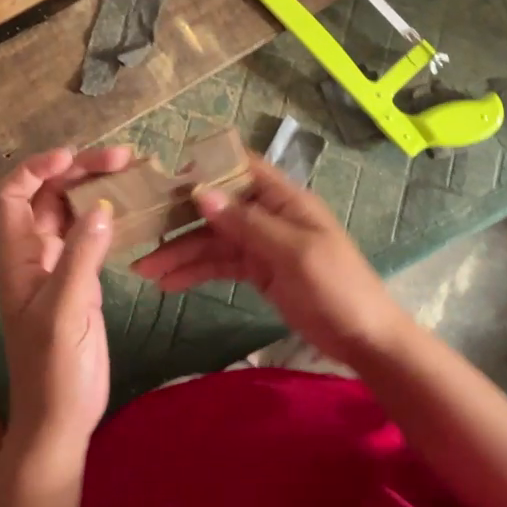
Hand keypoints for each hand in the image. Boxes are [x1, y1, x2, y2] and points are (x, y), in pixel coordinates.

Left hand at [0, 145, 132, 444]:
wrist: (60, 421)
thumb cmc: (54, 372)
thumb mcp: (66, 314)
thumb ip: (81, 259)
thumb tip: (102, 207)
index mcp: (19, 258)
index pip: (14, 195)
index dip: (36, 168)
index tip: (74, 157)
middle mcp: (36, 255)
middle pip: (48, 195)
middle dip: (79, 169)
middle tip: (123, 156)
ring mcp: (60, 267)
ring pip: (72, 212)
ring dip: (96, 188)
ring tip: (132, 170)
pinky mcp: (82, 282)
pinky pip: (92, 236)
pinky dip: (109, 216)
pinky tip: (133, 208)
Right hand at [131, 154, 404, 363]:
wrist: (366, 339)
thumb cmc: (339, 287)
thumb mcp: (294, 252)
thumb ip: (247, 223)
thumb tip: (200, 193)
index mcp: (284, 199)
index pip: (240, 167)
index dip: (205, 167)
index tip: (166, 178)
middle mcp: (268, 214)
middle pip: (216, 207)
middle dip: (178, 219)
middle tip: (140, 230)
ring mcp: (261, 243)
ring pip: (211, 239)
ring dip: (179, 252)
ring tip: (143, 270)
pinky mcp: (257, 270)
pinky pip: (218, 264)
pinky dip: (194, 272)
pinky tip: (168, 284)